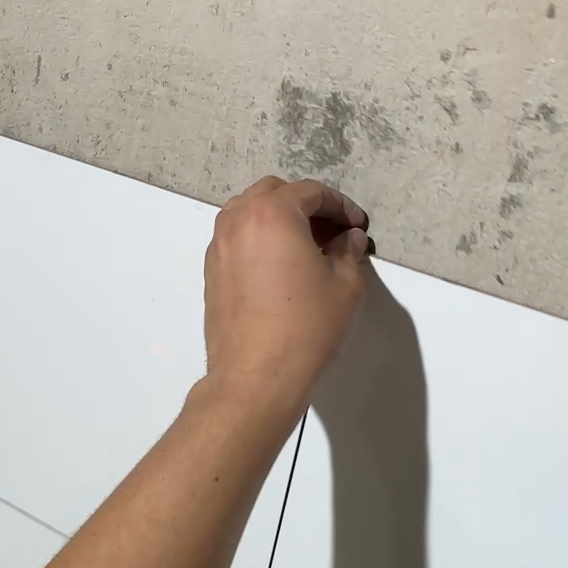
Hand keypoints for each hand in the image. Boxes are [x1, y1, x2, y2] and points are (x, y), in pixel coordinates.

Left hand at [196, 177, 372, 424]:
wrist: (255, 375)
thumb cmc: (306, 326)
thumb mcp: (344, 285)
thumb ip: (348, 251)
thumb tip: (349, 238)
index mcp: (273, 213)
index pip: (310, 192)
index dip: (340, 205)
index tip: (357, 226)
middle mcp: (238, 219)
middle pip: (274, 193)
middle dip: (306, 205)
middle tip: (332, 232)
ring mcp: (219, 245)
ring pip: (249, 212)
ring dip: (279, 219)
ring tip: (306, 247)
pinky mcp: (211, 270)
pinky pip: (237, 238)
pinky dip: (259, 239)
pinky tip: (280, 267)